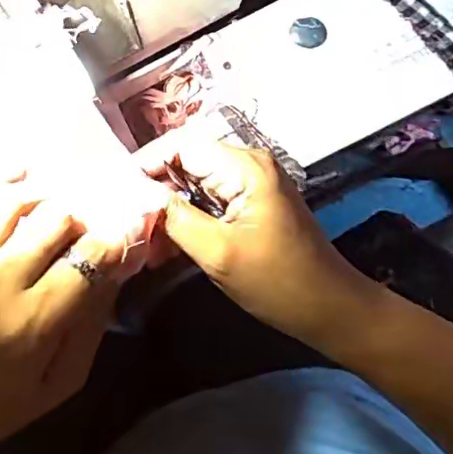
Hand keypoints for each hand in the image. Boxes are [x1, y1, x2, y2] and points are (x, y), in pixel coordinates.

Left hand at [0, 178, 123, 453]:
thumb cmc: (7, 401)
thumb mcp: (66, 377)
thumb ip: (94, 318)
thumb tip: (117, 263)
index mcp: (31, 321)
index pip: (87, 256)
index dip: (115, 240)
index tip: (125, 237)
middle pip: (57, 217)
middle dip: (84, 219)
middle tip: (89, 230)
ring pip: (18, 198)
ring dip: (48, 198)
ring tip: (60, 209)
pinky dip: (6, 183)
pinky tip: (25, 177)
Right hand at [140, 133, 376, 347]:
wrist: (331, 309)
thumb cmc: (278, 283)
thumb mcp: (219, 253)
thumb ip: (176, 218)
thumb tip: (140, 196)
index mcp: (246, 167)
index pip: (184, 144)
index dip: (149, 161)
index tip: (121, 189)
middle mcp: (249, 164)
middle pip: (188, 160)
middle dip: (156, 187)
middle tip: (129, 217)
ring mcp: (252, 182)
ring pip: (195, 180)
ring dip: (170, 205)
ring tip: (145, 234)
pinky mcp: (251, 201)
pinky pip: (210, 197)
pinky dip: (188, 215)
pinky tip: (168, 240)